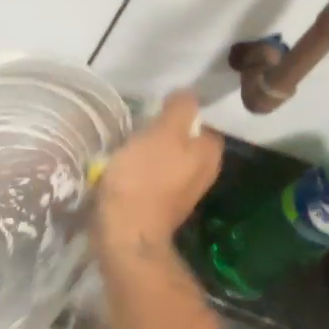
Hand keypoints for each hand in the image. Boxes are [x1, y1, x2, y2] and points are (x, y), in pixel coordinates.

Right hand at [93, 91, 222, 256]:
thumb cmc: (143, 180)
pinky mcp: (159, 207)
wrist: (126, 234)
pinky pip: (150, 180)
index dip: (175, 115)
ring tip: (121, 152)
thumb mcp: (162, 134)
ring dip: (145, 155)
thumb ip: (178, 110)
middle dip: (158, 135)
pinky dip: (137, 175)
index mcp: (209, 153)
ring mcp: (182, 193)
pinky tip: (120, 175)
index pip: (198, 121)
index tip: (150, 115)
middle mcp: (203, 172)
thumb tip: (186, 95)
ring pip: (164, 161)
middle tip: (132, 132)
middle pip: (180, 141)